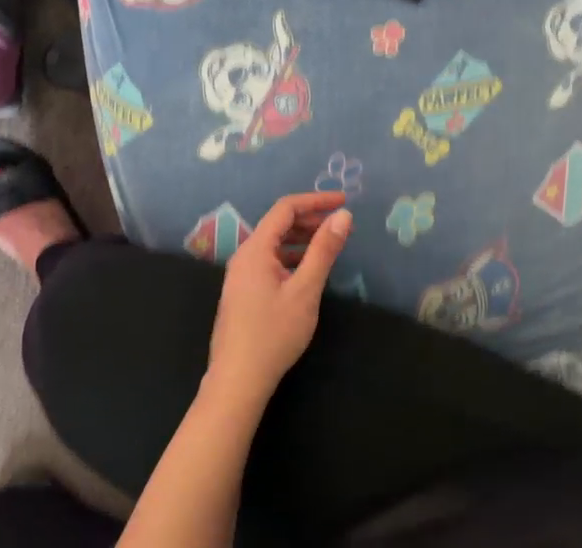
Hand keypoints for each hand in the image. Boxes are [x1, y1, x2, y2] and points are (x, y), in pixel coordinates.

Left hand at [206, 191, 351, 402]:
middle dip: (311, 219)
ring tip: (329, 246)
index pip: (286, 208)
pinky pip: (270, 261)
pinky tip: (308, 271)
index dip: (316, 201)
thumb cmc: (273, 333)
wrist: (238, 380)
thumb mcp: (306, 289)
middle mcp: (244, 256)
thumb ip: (324, 250)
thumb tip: (343, 216)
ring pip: (274, 244)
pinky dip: (292, 257)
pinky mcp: (243, 292)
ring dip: (302, 239)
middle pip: (278, 224)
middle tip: (341, 226)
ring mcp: (241, 275)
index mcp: (255, 249)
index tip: (344, 202)